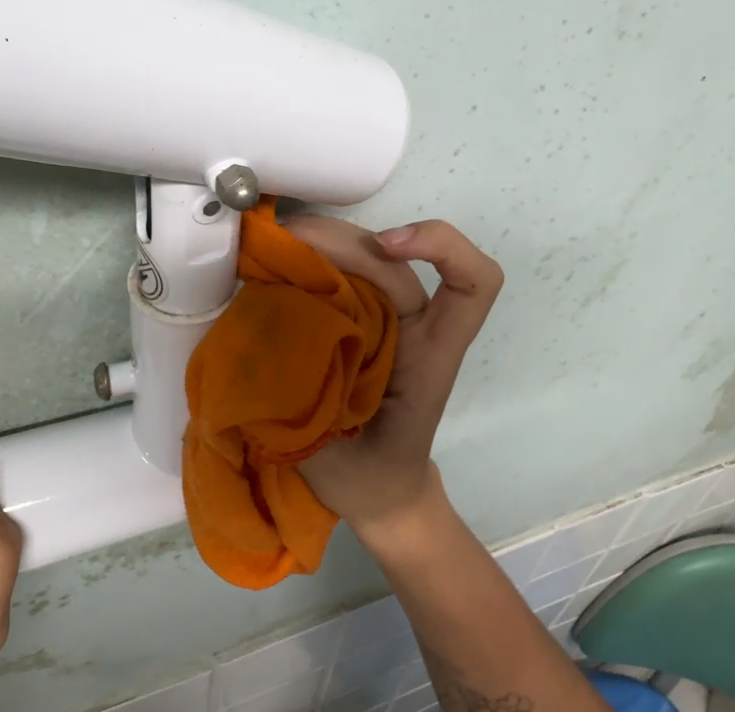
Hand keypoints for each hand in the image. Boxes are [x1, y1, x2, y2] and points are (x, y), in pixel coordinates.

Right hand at [285, 217, 503, 533]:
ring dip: (322, 243)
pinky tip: (275, 265)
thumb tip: (261, 343)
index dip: (441, 248)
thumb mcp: (337, 454)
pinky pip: (344, 272)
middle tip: (279, 244)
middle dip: (342, 241)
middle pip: (395, 260)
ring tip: (271, 247)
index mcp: (430, 355)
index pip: (472, 284)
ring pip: (366, 255)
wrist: (380, 492)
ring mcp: (389, 318)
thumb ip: (304, 403)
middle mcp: (416, 326)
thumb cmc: (369, 477)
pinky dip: (312, 259)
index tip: (385, 248)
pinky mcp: (361, 317)